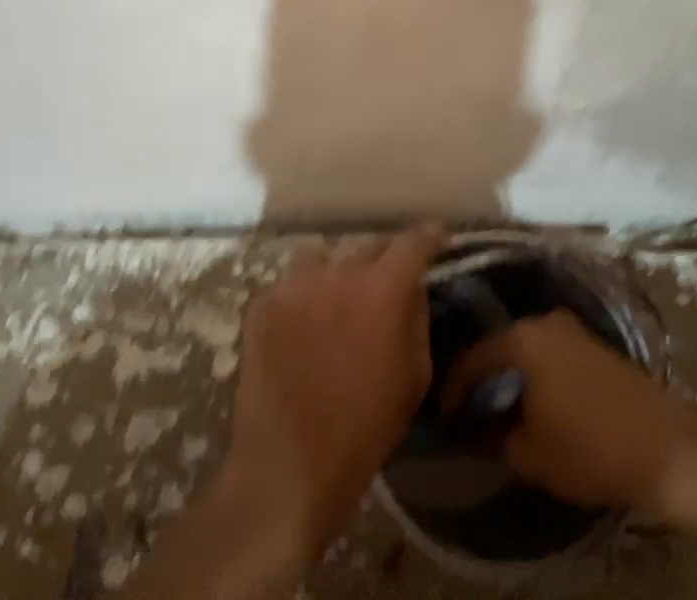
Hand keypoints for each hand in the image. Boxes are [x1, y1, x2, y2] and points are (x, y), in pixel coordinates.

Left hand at [217, 224, 442, 556]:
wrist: (291, 461)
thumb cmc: (366, 425)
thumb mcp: (414, 375)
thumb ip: (415, 319)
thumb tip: (411, 289)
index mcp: (381, 289)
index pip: (411, 243)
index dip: (428, 236)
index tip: (436, 236)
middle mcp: (336, 273)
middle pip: (366, 246)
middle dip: (382, 260)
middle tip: (385, 282)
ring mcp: (292, 286)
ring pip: (320, 258)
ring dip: (335, 271)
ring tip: (335, 298)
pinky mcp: (260, 305)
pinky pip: (287, 283)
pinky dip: (300, 294)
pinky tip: (301, 323)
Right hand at [447, 311, 696, 519]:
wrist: (671, 453)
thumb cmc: (592, 451)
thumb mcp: (528, 453)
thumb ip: (491, 435)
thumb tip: (472, 427)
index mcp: (522, 340)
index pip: (470, 359)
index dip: (452, 389)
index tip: (443, 417)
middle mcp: (545, 323)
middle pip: (498, 346)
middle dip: (480, 377)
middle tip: (466, 409)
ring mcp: (575, 331)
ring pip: (525, 349)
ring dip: (509, 374)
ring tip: (496, 406)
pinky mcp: (597, 346)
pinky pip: (550, 354)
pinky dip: (534, 373)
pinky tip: (530, 400)